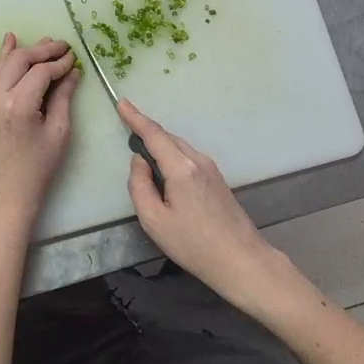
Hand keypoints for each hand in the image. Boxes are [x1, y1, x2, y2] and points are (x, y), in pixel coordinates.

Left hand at [0, 34, 79, 230]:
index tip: (75, 58)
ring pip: (3, 65)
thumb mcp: (58, 134)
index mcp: (19, 104)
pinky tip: (10, 44)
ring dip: (23, 51)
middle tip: (63, 45)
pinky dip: (3, 59)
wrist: (3, 197)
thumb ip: (64, 98)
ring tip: (44, 42)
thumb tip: (72, 73)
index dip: (59, 63)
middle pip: (20, 61)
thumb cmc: (36, 170)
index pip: (41, 72)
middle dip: (42, 50)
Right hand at [120, 100, 291, 313]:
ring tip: (143, 155)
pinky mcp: (217, 180)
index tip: (122, 103)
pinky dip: (172, 156)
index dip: (136, 118)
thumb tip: (139, 162)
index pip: (154, 134)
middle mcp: (199, 161)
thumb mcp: (154, 220)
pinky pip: (188, 158)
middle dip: (147, 131)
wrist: (241, 260)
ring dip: (160, 145)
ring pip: (180, 148)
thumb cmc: (193, 244)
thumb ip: (140, 186)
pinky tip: (165, 172)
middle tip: (127, 129)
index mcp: (182, 168)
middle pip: (168, 138)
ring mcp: (211, 169)